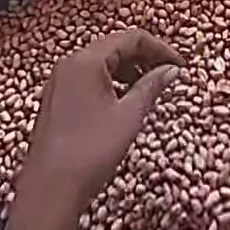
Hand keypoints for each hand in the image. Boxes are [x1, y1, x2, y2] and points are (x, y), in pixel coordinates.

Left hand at [16, 29, 181, 212]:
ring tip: (150, 90)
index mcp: (86, 61)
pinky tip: (125, 103)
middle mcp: (69, 64)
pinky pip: (89, 80)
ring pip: (102, 64)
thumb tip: (172, 71)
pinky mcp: (56, 100)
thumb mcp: (129, 116)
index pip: (130, 38)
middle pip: (114, 47)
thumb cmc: (90, 151)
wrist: (50, 190)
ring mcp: (59, 82)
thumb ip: (151, 86)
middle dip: (145, 59)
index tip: (179, 66)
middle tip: (168, 76)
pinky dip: (111, 84)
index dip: (160, 49)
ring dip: (129, 71)